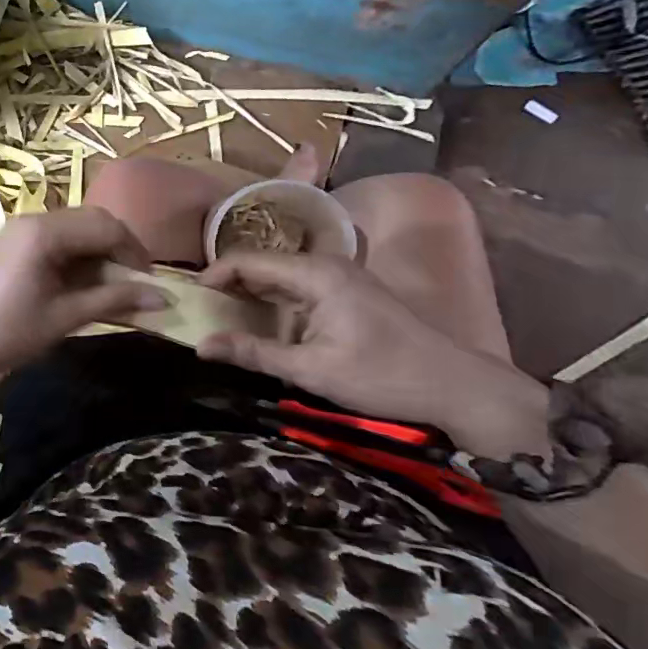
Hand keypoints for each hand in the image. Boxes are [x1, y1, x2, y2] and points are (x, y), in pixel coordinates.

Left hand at [0, 209, 165, 389]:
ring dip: (98, 254)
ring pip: (74, 229)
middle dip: (118, 251)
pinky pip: (55, 240)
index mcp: (44, 232)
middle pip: (92, 221)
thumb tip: (163, 298)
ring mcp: (18, 230)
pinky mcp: (11, 244)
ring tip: (110, 290)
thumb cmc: (8, 334)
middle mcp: (32, 220)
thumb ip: (115, 300)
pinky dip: (75, 257)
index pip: (107, 227)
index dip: (135, 253)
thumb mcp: (66, 317)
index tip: (150, 284)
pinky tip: (81, 285)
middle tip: (134, 286)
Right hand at [195, 251, 551, 459]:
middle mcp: (327, 265)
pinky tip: (259, 322)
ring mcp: (341, 276)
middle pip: (263, 263)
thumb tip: (200, 346)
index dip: (214, 275)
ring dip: (249, 293)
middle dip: (228, 283)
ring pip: (280, 274)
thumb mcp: (311, 370)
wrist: (458, 388)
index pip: (249, 260)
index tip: (190, 298)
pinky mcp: (348, 292)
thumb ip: (253, 354)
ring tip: (220, 315)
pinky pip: (297, 286)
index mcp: (317, 274)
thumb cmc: (383, 376)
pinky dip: (272, 300)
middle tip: (199, 308)